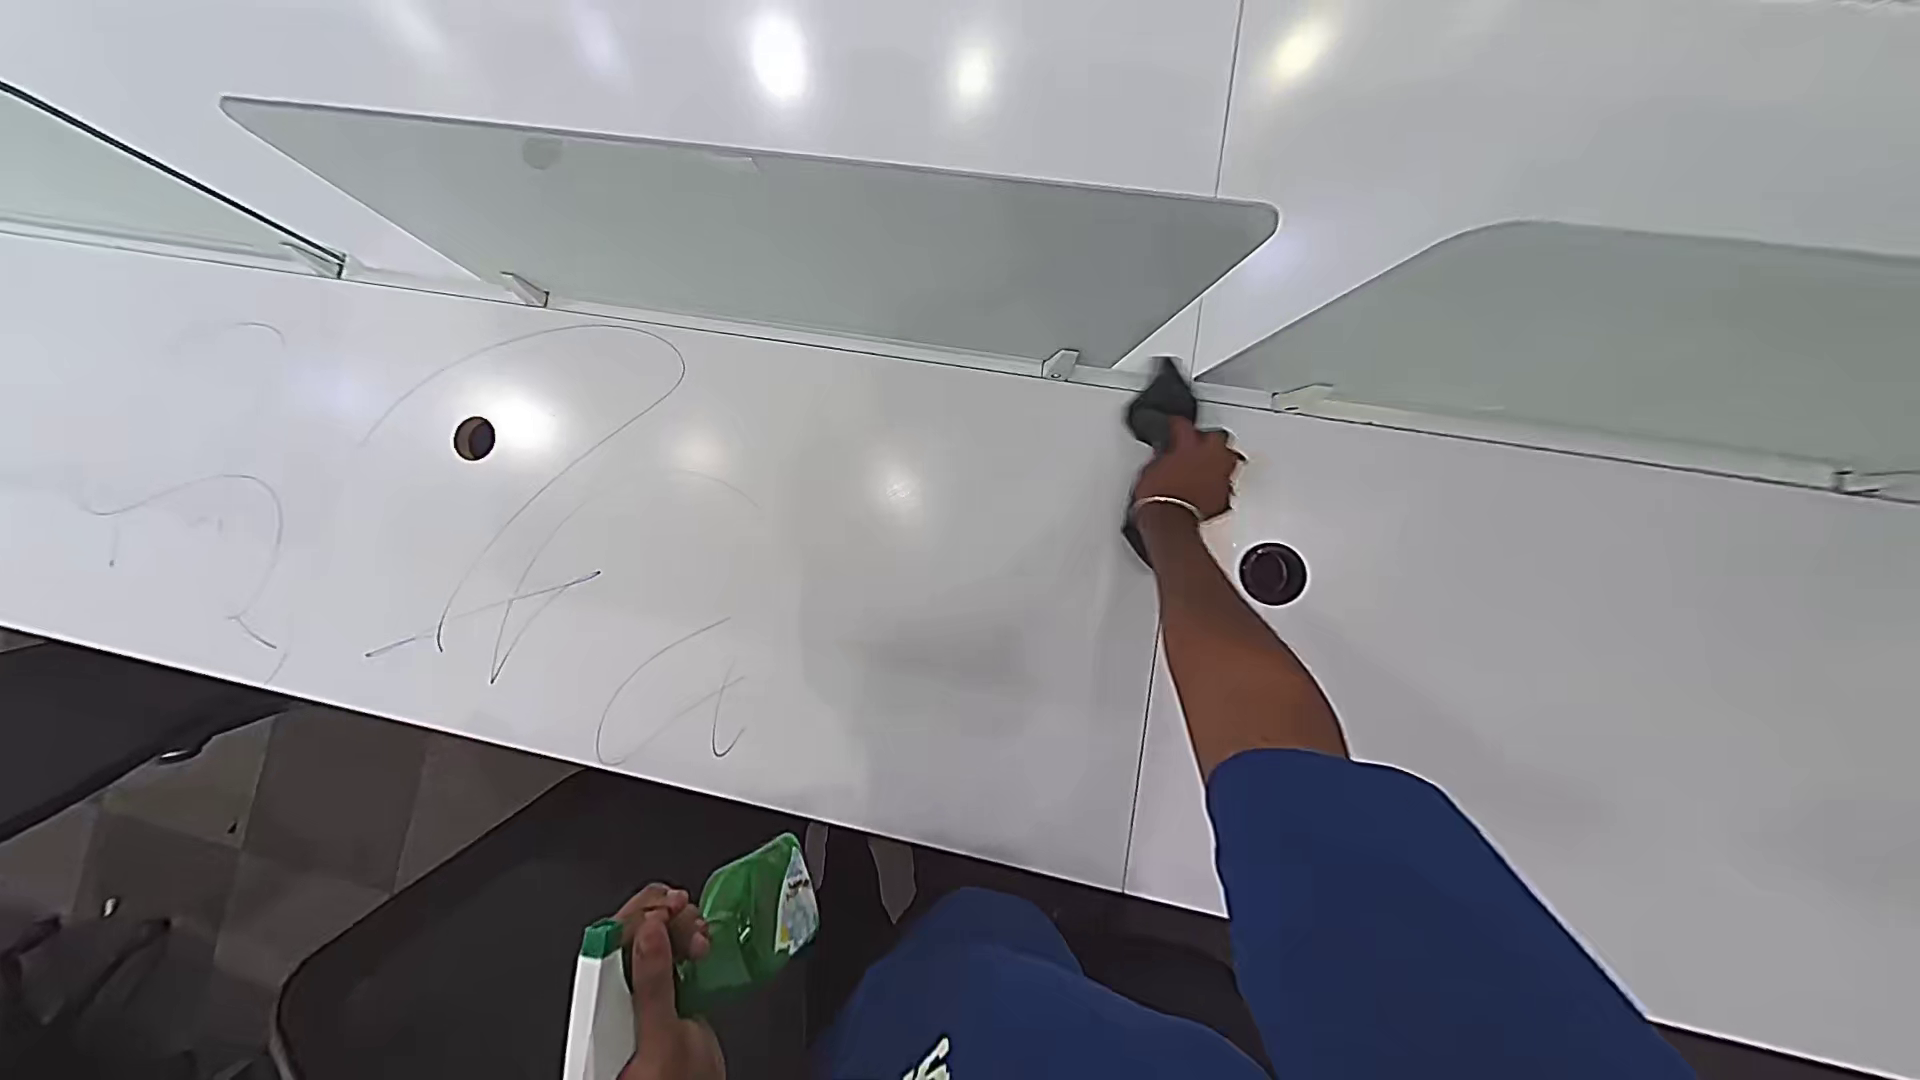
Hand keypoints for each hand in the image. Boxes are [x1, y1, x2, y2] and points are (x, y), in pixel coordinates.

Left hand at [614, 884, 724, 1079]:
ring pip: (653, 944)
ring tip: (700, 938)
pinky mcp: (665, 1000)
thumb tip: (648, 930)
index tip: (668, 904)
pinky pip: (671, 957)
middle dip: (662, 919)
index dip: (635, 919)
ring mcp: (640, 1001)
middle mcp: (614, 1003)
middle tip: (688, 915)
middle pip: (629, 940)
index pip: (605, 948)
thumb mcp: (662, 1043)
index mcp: (599, 1014)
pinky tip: (702, 944)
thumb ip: (653, 986)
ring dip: (680, 929)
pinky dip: (688, 942)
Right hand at [1131, 417, 1241, 521]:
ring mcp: (1221, 474)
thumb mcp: (1150, 470)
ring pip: (1230, 457)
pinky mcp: (1226, 494)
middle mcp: (1209, 455)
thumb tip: (1164, 459)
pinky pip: (1226, 483)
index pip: (1183, 425)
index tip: (1173, 426)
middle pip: (1217, 436)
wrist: (1168, 522)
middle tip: (1198, 443)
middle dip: (1208, 438)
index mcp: (1188, 445)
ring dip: (1220, 459)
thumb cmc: (1158, 497)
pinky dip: (1219, 484)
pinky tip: (1211, 487)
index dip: (1176, 424)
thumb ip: (1162, 459)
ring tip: (1210, 464)